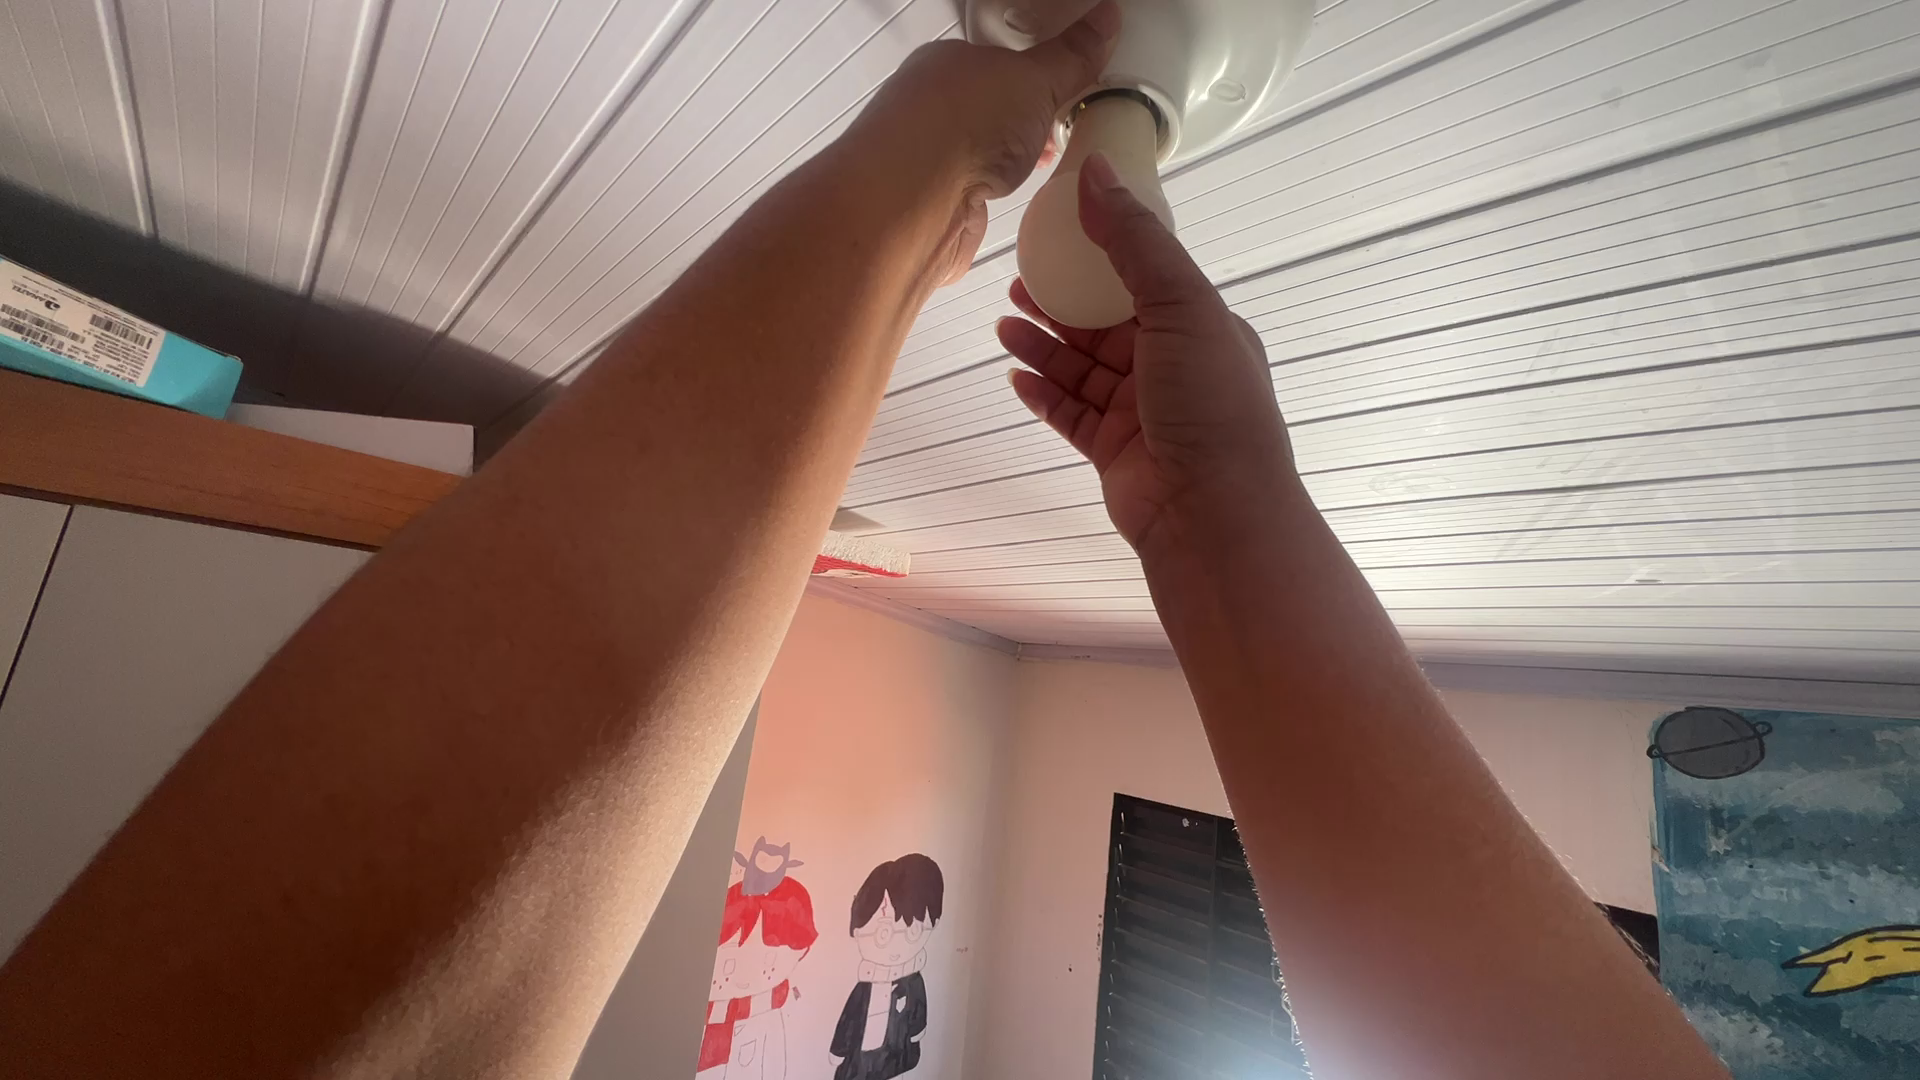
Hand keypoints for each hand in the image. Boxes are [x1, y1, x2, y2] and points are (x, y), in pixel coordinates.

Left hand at [854, 2, 1117, 280]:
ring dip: (1002, 167)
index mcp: (946, 65)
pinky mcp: (933, 213)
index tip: (1059, 91)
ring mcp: (927, 166)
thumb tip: (1102, 22)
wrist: (916, 206)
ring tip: (1033, 172)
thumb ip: (1070, 57)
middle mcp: (928, 113)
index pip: (993, 65)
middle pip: (983, 115)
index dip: (1029, 78)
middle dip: (1019, 127)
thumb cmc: (959, 128)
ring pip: (974, 161)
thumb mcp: (1035, 80)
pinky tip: (1004, 206)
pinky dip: (988, 204)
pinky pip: (968, 203)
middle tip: (1053, 135)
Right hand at [999, 152, 1299, 553]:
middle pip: (1102, 327)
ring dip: (1043, 348)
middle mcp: (1168, 366)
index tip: (1053, 242)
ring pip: (1081, 370)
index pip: (1140, 281)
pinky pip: (1070, 414)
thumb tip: (1095, 171)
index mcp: (1195, 326)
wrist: (1210, 510)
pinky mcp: (1112, 450)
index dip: (1096, 259)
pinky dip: (1043, 395)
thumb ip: (1133, 240)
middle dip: (1060, 306)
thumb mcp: (1179, 303)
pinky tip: (1016, 377)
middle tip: (1016, 287)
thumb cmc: (1207, 401)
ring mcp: (1138, 412)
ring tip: (1003, 327)